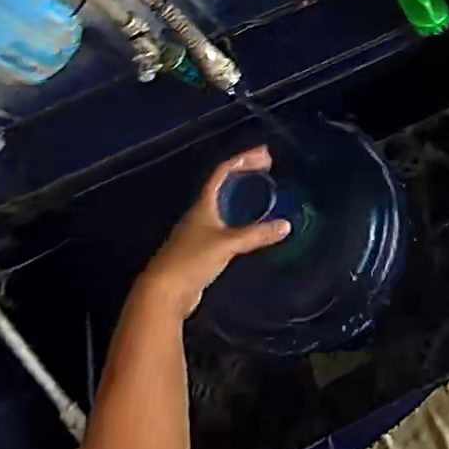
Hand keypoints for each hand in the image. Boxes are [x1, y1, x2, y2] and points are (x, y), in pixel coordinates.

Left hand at [139, 146, 290, 319]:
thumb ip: (256, 234)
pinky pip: (225, 223)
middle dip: (245, 173)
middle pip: (223, 184)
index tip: (264, 155)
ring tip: (262, 190)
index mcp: (203, 204)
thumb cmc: (191, 260)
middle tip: (267, 167)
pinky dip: (240, 216)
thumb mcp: (227, 244)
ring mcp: (199, 231)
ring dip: (242, 194)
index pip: (222, 172)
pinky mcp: (201, 248)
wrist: (163, 294)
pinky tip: (251, 223)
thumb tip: (286, 225)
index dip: (243, 160)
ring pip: (224, 204)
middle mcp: (200, 213)